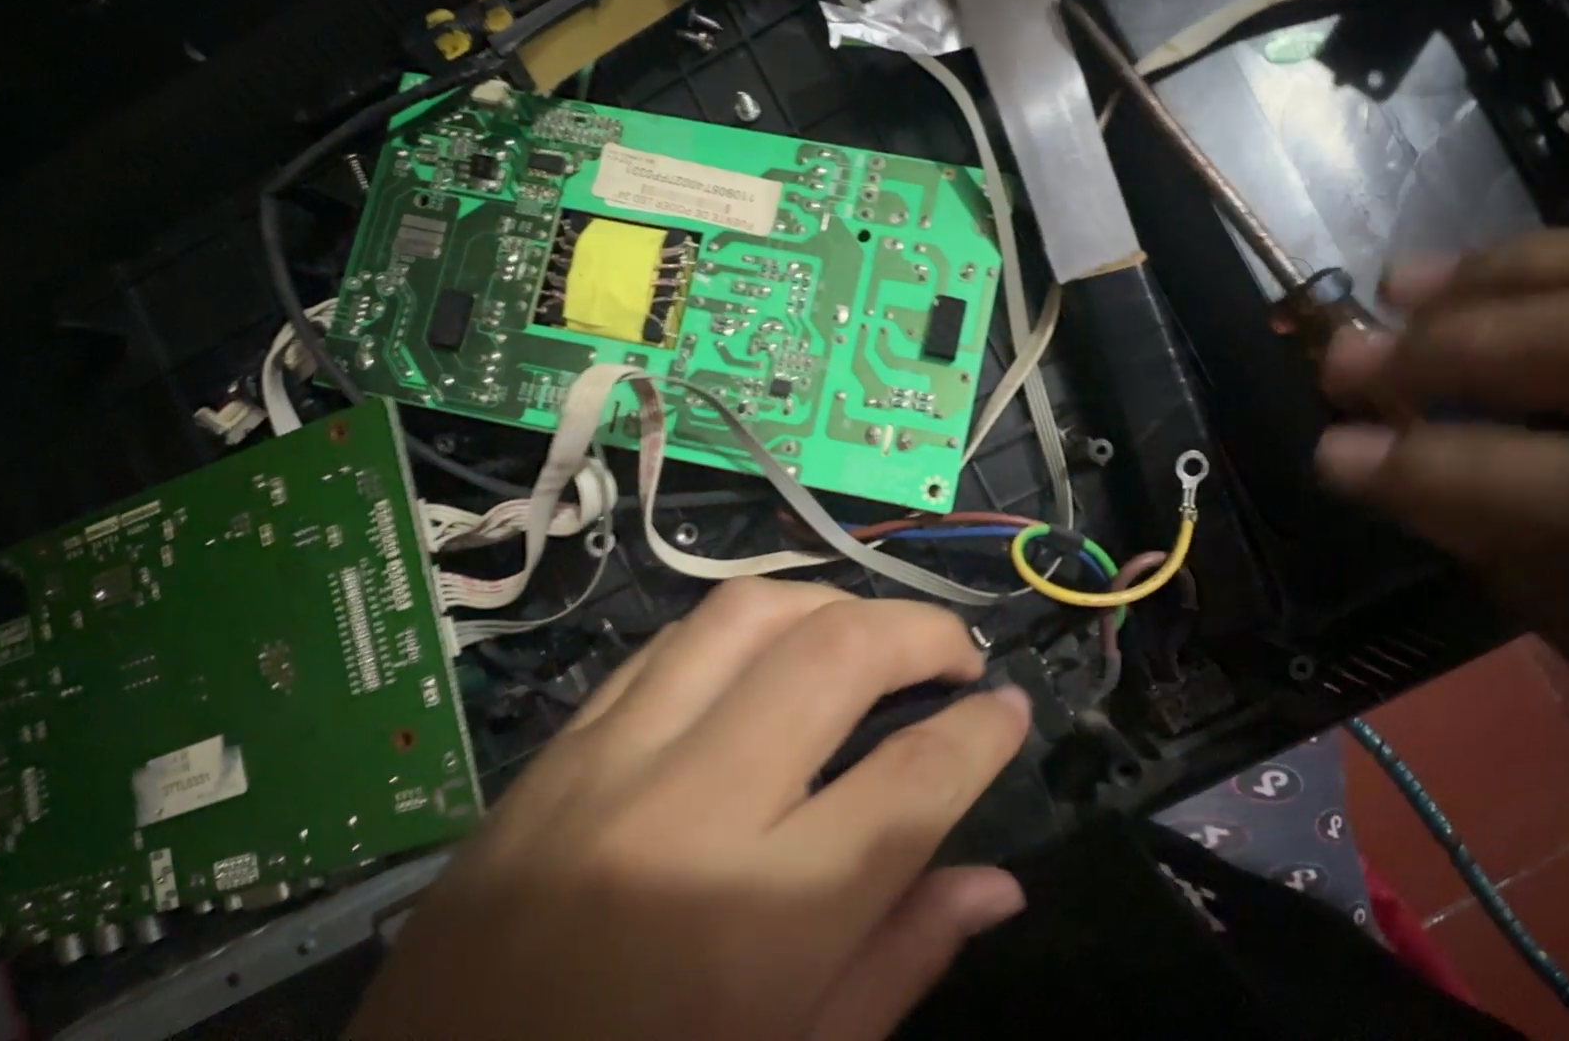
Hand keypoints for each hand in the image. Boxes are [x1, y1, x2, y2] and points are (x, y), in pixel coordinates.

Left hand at [349, 578, 1031, 1040]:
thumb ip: (898, 963)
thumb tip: (996, 884)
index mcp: (762, 916)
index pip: (912, 780)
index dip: (983, 733)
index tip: (1012, 708)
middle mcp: (690, 808)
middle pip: (833, 656)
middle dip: (919, 632)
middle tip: (955, 657)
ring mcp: (610, 762)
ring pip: (745, 616)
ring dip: (829, 604)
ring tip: (869, 637)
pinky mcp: (557, 749)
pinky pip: (667, 646)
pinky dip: (741, 630)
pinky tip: (767, 658)